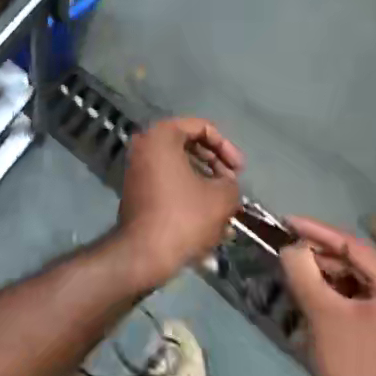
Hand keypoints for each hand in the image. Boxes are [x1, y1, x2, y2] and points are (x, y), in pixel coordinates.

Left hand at [109, 117, 245, 287]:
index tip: (240, 170)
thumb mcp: (221, 197)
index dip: (225, 146)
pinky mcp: (136, 184)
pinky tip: (205, 207)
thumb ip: (230, 181)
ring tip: (224, 198)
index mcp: (161, 135)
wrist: (145, 249)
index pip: (199, 126)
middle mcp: (144, 143)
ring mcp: (136, 163)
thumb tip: (227, 181)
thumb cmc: (184, 216)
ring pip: (177, 160)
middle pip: (186, 140)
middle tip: (232, 181)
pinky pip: (166, 175)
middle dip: (214, 160)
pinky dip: (186, 184)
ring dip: (203, 174)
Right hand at [281, 217, 375, 375]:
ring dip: (342, 288)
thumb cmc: (358, 373)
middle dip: (330, 264)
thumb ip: (302, 270)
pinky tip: (335, 314)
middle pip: (372, 274)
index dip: (318, 232)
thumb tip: (293, 248)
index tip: (286, 222)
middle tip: (294, 261)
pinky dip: (359, 311)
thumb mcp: (322, 314)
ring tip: (309, 286)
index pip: (359, 249)